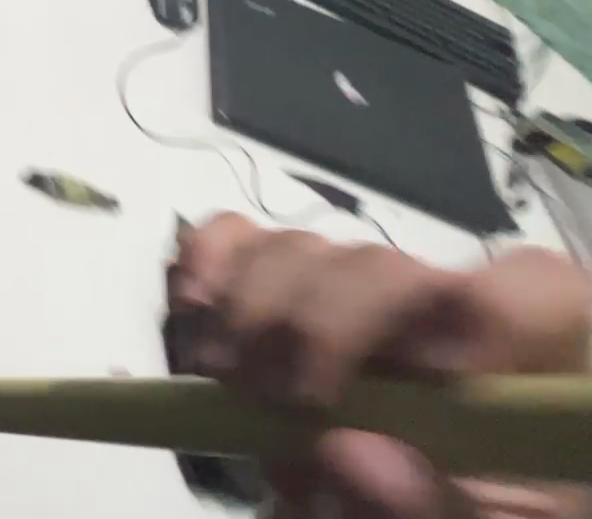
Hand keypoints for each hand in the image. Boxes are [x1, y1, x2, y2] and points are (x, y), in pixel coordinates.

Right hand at [174, 213, 591, 517]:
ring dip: (247, 308)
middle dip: (315, 323)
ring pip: (295, 250)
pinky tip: (192, 308)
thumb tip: (352, 450)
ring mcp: (341, 288)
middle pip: (380, 266)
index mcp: (533, 371)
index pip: (535, 287)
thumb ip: (445, 508)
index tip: (422, 373)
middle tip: (272, 395)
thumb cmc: (450, 510)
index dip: (484, 308)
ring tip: (226, 380)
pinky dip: (203, 260)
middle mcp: (437, 308)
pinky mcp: (264, 278)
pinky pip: (227, 236)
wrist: (359, 506)